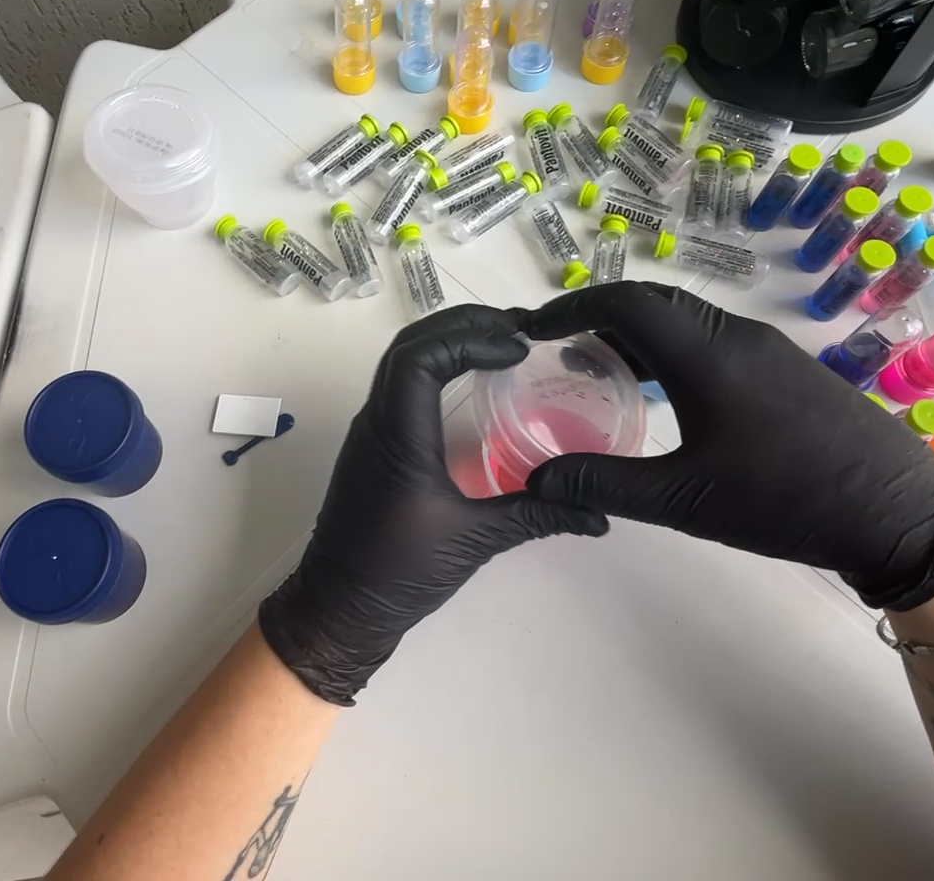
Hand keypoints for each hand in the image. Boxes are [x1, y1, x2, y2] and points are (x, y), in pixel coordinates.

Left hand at [258, 305, 609, 704]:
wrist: (337, 608)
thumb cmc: (396, 573)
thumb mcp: (473, 541)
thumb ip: (535, 516)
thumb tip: (596, 513)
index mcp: (398, 435)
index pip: (422, 357)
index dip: (469, 336)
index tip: (517, 347)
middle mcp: (377, 421)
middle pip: (409, 346)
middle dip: (461, 324)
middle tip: (516, 327)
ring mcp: (370, 432)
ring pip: (401, 362)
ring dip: (445, 341)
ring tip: (497, 343)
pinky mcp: (373, 446)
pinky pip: (400, 386)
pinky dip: (434, 366)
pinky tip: (468, 383)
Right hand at [520, 282, 933, 610]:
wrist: (901, 514)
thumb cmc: (785, 501)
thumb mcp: (683, 499)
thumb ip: (604, 482)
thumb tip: (537, 478)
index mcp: (705, 355)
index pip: (623, 304)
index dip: (569, 308)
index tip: (532, 329)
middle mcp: (734, 336)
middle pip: (651, 302)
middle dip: (596, 315)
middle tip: (556, 345)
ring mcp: (765, 347)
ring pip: (682, 319)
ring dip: (633, 332)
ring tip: (596, 366)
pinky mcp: (784, 367)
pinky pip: (709, 337)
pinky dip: (667, 348)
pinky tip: (659, 388)